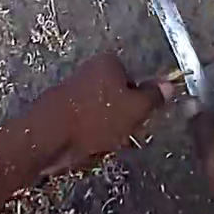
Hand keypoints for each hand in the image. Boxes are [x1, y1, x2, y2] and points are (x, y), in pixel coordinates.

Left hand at [32, 52, 168, 170]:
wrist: (43, 139)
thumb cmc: (94, 119)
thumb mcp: (134, 110)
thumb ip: (153, 97)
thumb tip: (169, 84)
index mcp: (109, 63)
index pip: (136, 81)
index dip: (140, 104)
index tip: (138, 122)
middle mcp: (90, 70)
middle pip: (118, 98)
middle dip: (121, 121)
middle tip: (120, 137)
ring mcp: (72, 90)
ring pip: (101, 114)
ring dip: (104, 132)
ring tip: (99, 146)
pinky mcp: (59, 110)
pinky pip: (83, 125)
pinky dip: (86, 137)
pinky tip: (83, 150)